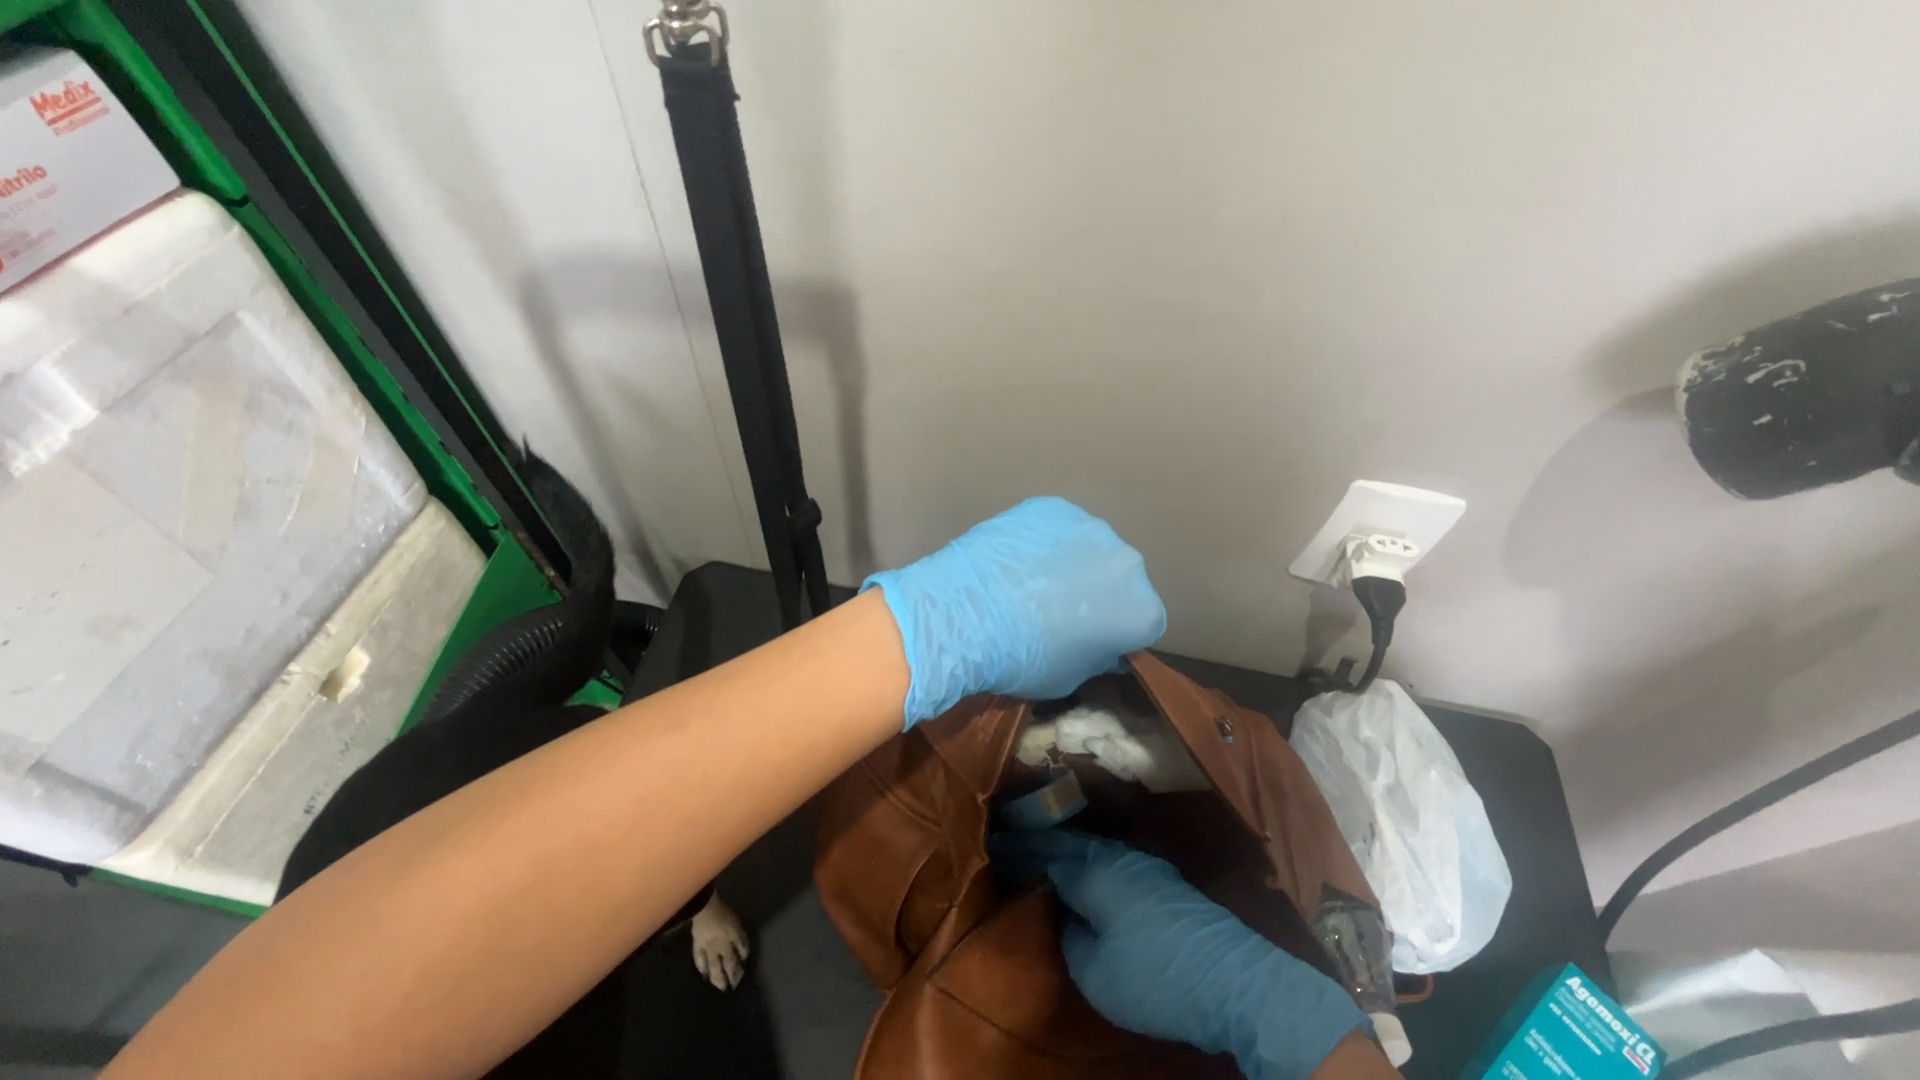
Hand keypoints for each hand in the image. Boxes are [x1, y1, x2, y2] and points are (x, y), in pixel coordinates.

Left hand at [864, 497, 1164, 727]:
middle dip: (1098, 592)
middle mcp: (1129, 562)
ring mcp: (1090, 526)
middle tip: (1059, 609)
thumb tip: (1104, 648)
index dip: (1115, 633)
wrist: (965, 615)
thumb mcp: (1069, 679)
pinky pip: (1056, 526)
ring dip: (1072, 561)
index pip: (1142, 623)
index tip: (1089, 640)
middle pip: (1119, 579)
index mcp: (1142, 610)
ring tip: (1031, 581)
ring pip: (1089, 547)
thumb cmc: (1020, 660)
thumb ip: (1098, 658)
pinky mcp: (1053, 506)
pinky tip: (1015, 558)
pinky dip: (1042, 539)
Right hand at [994, 829, 1369, 1079]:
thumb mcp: (1093, 970)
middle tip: (1011, 841)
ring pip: (1095, 850)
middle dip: (1040, 842)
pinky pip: (1114, 862)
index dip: (1017, 850)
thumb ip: (1068, 935)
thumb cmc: (1154, 977)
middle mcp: (1120, 857)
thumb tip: (1063, 912)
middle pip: (1071, 844)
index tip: (992, 844)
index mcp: (1095, 870)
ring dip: (1067, 850)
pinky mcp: (1167, 884)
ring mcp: (1148, 867)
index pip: (1045, 853)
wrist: (1237, 983)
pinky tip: (1086, 873)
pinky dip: (1090, 862)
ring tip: (1043, 854)